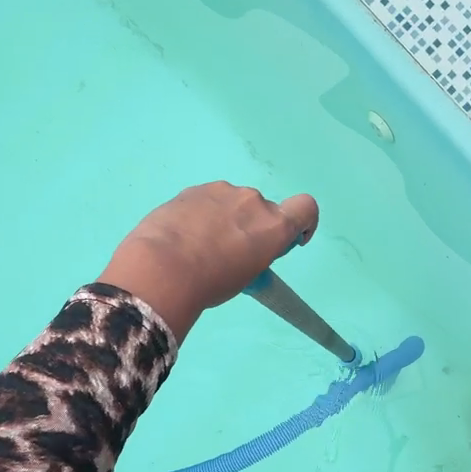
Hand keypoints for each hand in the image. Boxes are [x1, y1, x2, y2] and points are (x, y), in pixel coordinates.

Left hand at [99, 182, 319, 338]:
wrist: (164, 268)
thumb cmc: (213, 282)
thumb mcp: (248, 276)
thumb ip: (257, 252)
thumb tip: (244, 247)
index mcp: (274, 225)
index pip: (306, 209)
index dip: (303, 224)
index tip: (288, 242)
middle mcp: (253, 201)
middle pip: (263, 211)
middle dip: (253, 228)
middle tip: (233, 255)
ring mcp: (221, 191)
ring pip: (233, 204)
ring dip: (227, 220)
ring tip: (203, 247)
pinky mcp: (193, 189)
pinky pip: (208, 201)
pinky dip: (204, 215)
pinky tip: (185, 237)